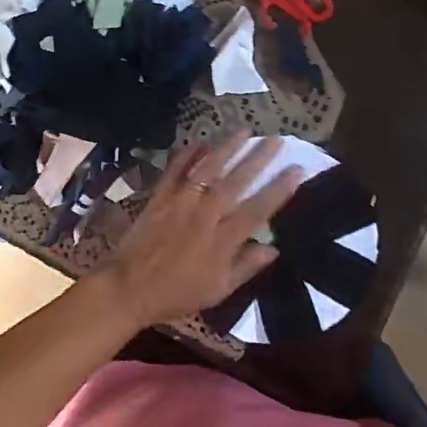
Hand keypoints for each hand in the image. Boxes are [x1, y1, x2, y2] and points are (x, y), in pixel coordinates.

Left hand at [93, 132, 304, 328]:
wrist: (129, 287)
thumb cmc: (177, 293)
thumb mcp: (218, 290)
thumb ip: (246, 266)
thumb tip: (274, 248)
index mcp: (222, 240)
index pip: (258, 209)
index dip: (279, 189)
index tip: (297, 169)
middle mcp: (203, 216)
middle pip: (235, 182)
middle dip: (257, 159)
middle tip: (275, 140)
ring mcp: (178, 204)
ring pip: (206, 170)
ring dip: (225, 150)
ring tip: (243, 133)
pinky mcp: (157, 199)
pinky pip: (173, 172)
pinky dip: (185, 156)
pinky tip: (198, 143)